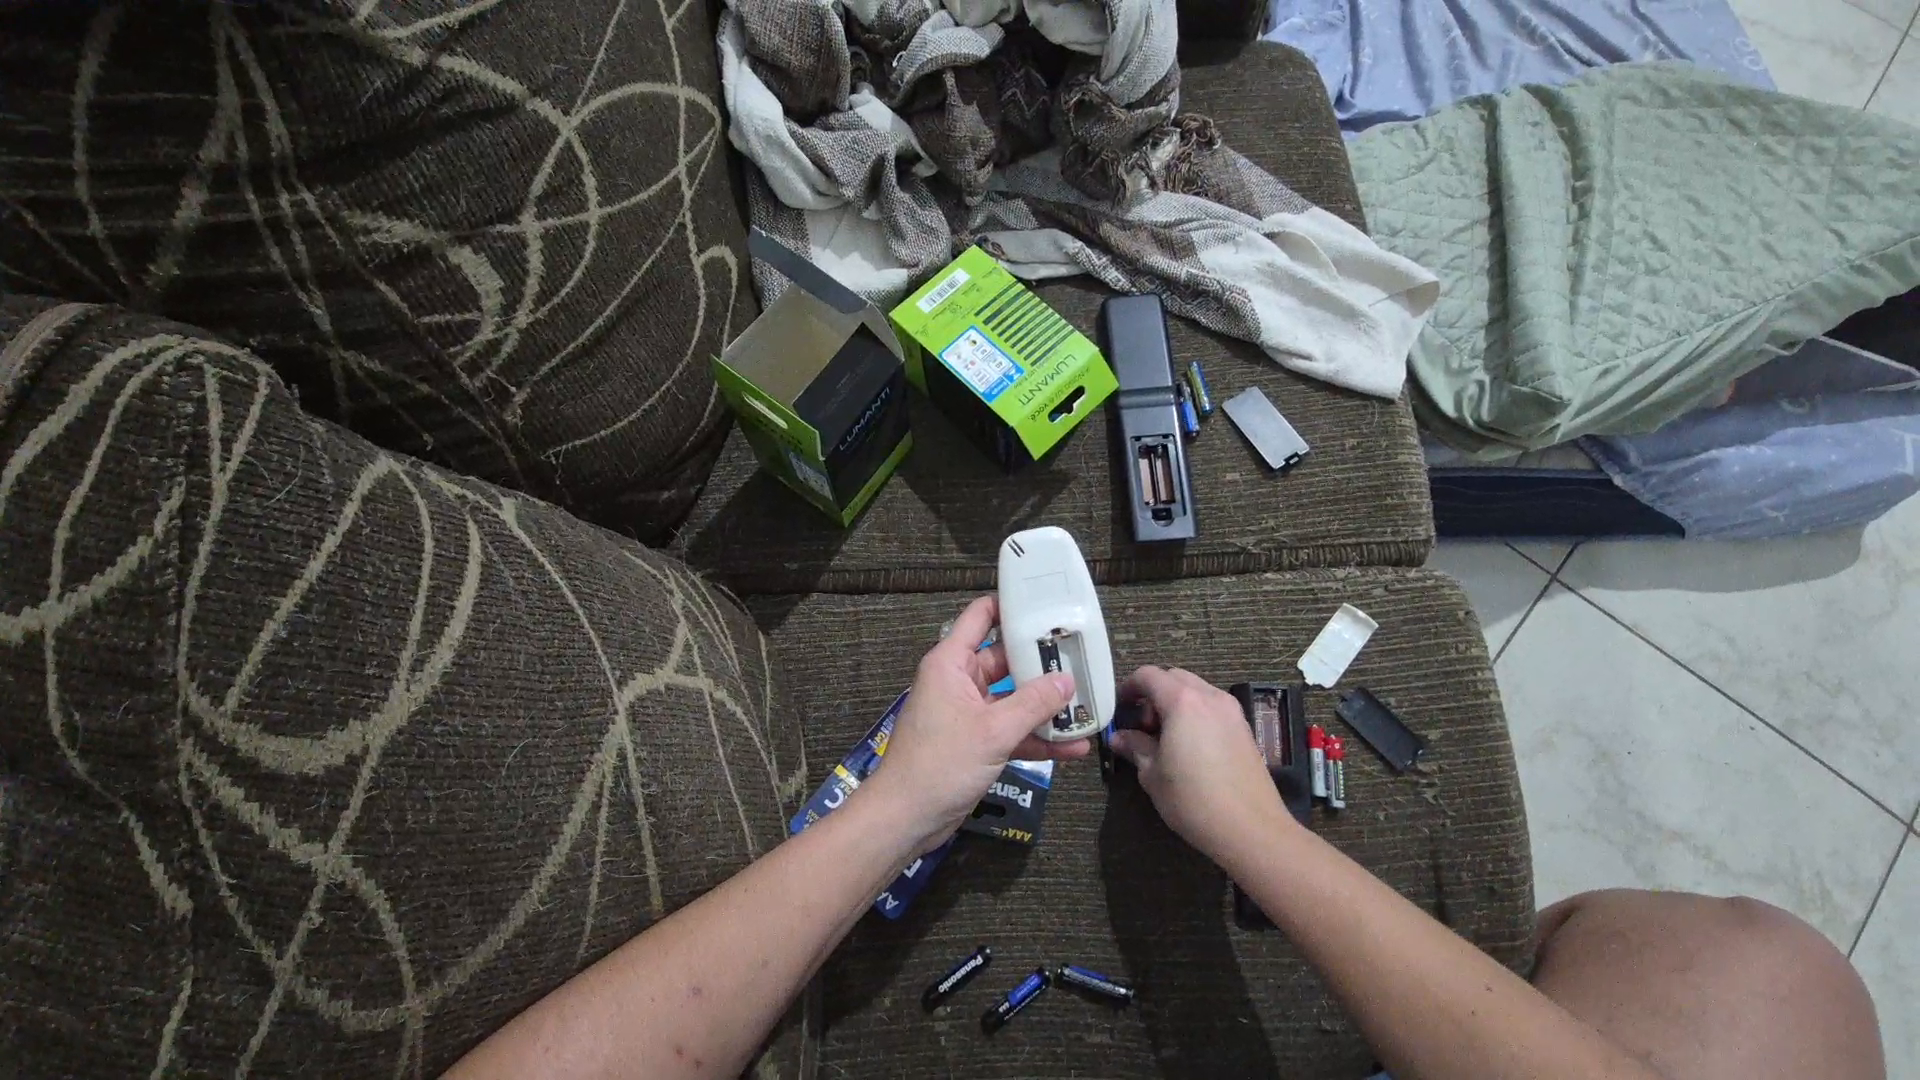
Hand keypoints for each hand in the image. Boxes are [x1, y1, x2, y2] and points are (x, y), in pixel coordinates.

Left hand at [860, 595, 1090, 853]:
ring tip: (1087, 704)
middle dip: (1043, 662)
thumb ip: (1033, 704)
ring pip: (1014, 699)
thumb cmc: (941, 762)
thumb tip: (1067, 680)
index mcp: (952, 662)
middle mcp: (960, 681)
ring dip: (1045, 705)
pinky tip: (1074, 747)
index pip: (981, 616)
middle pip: (1006, 659)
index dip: (1012, 605)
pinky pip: (1012, 730)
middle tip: (1084, 658)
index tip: (1048, 603)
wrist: (907, 818)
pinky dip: (1037, 737)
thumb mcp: (993, 730)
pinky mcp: (977, 742)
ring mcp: (968, 713)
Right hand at [1108, 665, 1297, 862]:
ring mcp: (1232, 711)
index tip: (1119, 708)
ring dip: (1176, 703)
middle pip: (1174, 677)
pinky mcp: (1245, 729)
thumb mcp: (1153, 775)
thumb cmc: (1194, 800)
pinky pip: (1213, 707)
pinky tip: (1190, 747)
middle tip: (1143, 726)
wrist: (1252, 829)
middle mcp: (1210, 697)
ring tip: (1166, 737)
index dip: (1128, 687)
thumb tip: (1120, 738)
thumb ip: (1135, 747)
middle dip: (1153, 693)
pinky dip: (1195, 714)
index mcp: (1183, 701)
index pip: (1149, 675)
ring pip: (1196, 690)